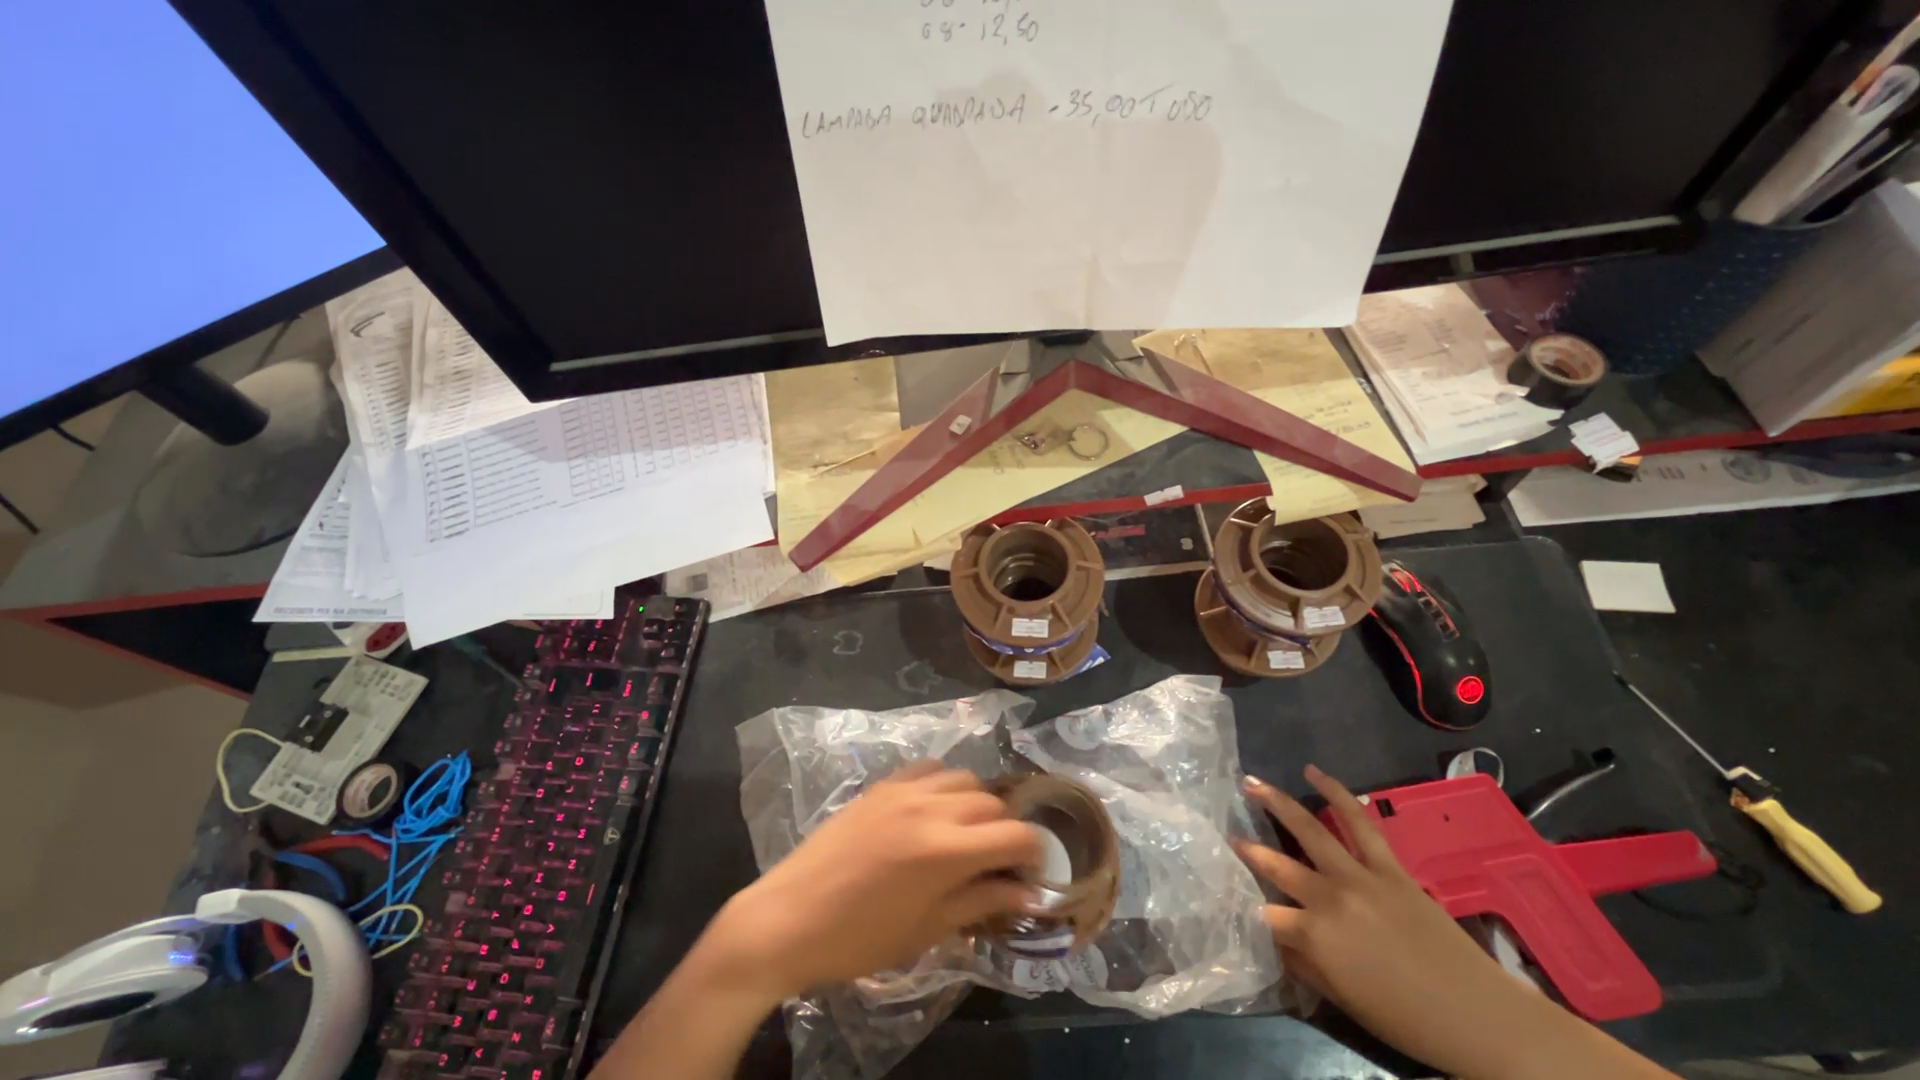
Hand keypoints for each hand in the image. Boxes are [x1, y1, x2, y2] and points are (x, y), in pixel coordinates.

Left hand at [699, 761, 1044, 1001]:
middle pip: (995, 804)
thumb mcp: (928, 929)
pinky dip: (943, 785)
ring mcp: (902, 791)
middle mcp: (931, 808)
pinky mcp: (879, 786)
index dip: (1034, 855)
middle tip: (997, 864)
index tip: (1030, 876)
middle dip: (1005, 832)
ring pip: (964, 779)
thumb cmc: (860, 938)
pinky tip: (934, 811)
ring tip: (965, 836)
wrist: (788, 919)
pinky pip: (928, 769)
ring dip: (977, 805)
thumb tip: (1029, 894)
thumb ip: (982, 901)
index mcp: (947, 850)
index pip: (1017, 835)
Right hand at [1235, 766, 1579, 1076]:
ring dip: (1277, 802)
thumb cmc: (1402, 1018)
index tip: (1218, 891)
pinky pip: (1359, 823)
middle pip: (1275, 864)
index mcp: (1313, 937)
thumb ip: (1301, 961)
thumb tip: (1273, 936)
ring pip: (1310, 829)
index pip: (1260, 914)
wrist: (1475, 1014)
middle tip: (1222, 831)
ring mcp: (1360, 876)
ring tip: (1251, 783)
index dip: (1237, 903)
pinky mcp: (1390, 867)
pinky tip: (1316, 774)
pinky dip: (1337, 794)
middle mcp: (1329, 898)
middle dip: (1245, 848)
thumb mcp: (1339, 998)